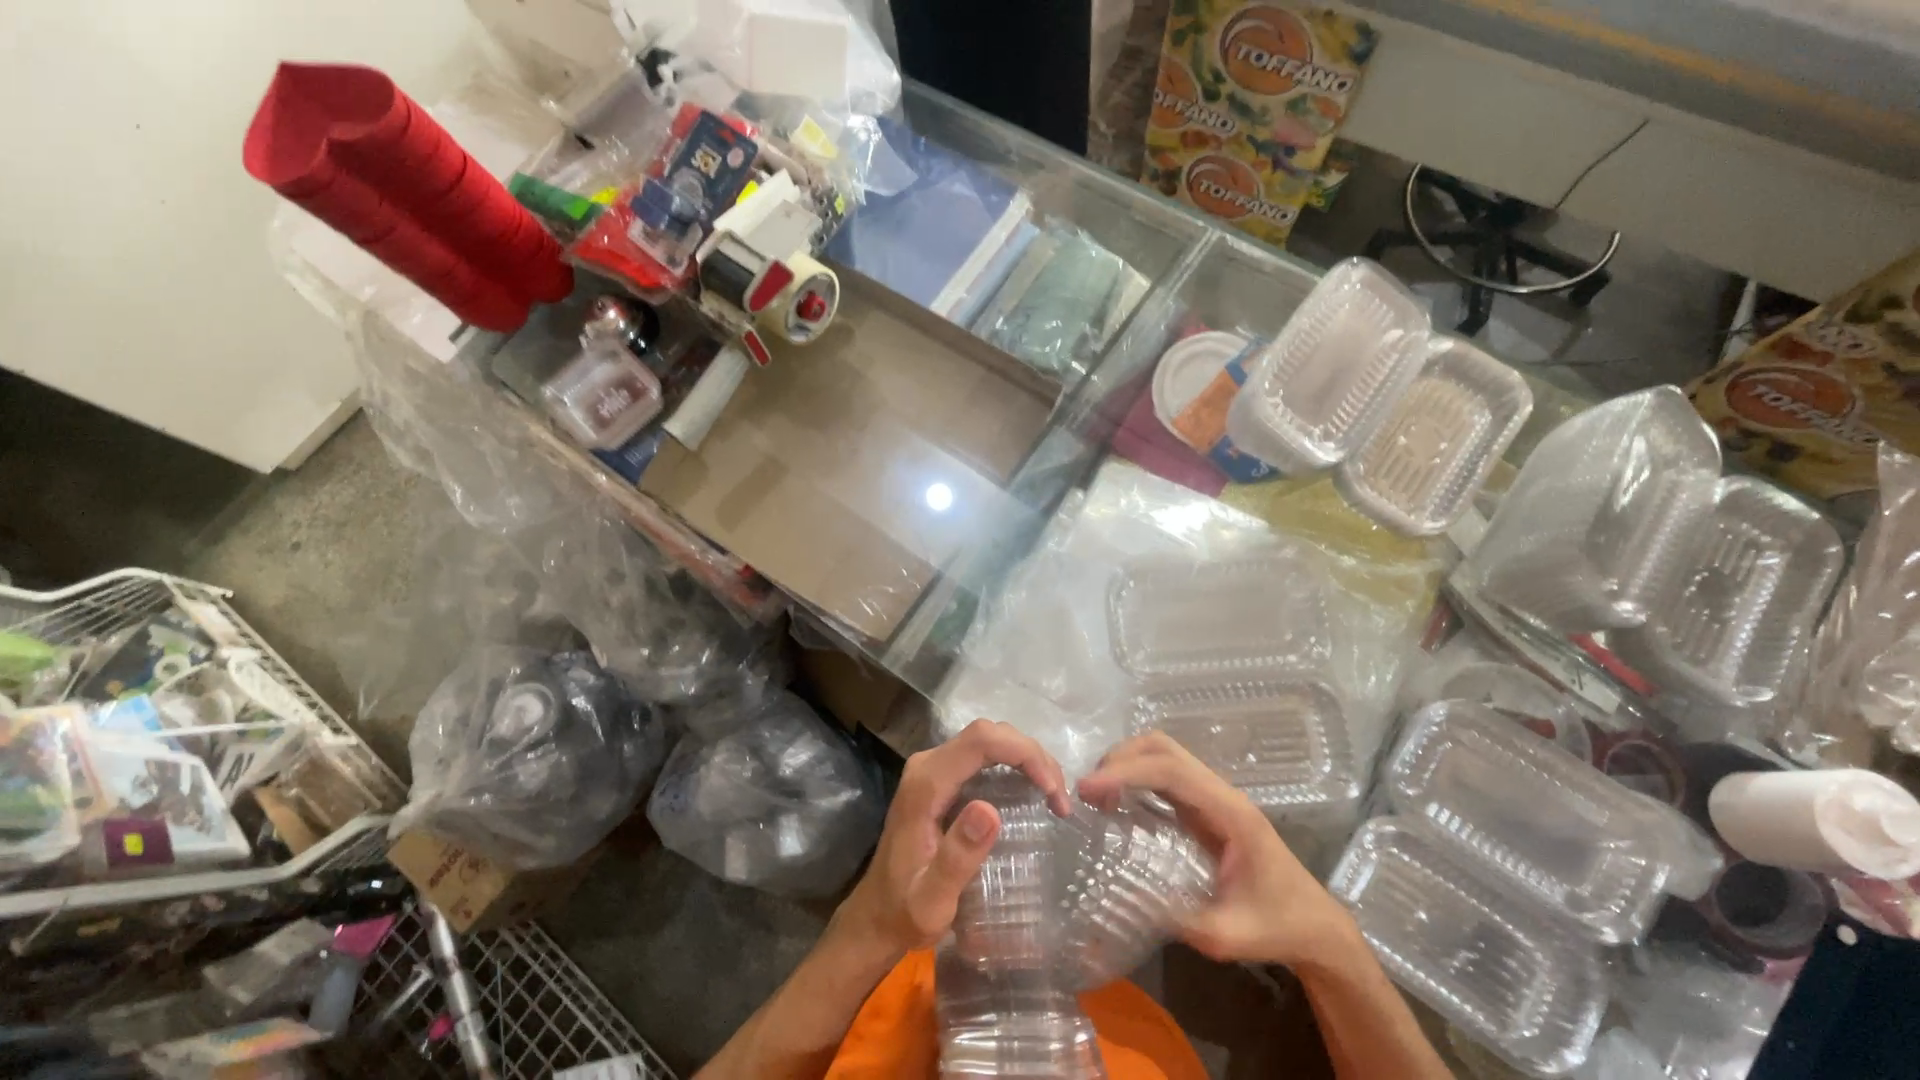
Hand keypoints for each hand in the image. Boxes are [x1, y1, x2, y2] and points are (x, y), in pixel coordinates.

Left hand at [837, 719, 1070, 957]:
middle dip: (1033, 756)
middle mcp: (927, 765)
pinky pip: (983, 756)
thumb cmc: (905, 912)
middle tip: (1060, 800)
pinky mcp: (940, 780)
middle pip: (988, 734)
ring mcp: (932, 770)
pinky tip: (1033, 796)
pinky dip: (1015, 767)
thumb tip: (989, 810)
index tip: (1053, 794)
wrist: (876, 918)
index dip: (1025, 754)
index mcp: (925, 784)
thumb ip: (958, 856)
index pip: (982, 740)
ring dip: (1027, 760)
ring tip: (1054, 799)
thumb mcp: (933, 899)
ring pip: (988, 741)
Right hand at [1078, 733, 1358, 970]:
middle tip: (1087, 791)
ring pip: (1164, 755)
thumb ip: (1182, 921)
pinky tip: (1116, 803)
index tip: (1086, 789)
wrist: (1315, 926)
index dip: (1125, 773)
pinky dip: (1135, 777)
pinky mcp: (1205, 809)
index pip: (1171, 772)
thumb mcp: (1228, 936)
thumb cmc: (1277, 926)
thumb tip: (1129, 906)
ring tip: (1096, 796)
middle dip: (1120, 758)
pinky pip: (1165, 777)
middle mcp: (1221, 795)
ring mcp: (1214, 798)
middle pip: (1164, 748)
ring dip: (1126, 763)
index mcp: (1231, 813)